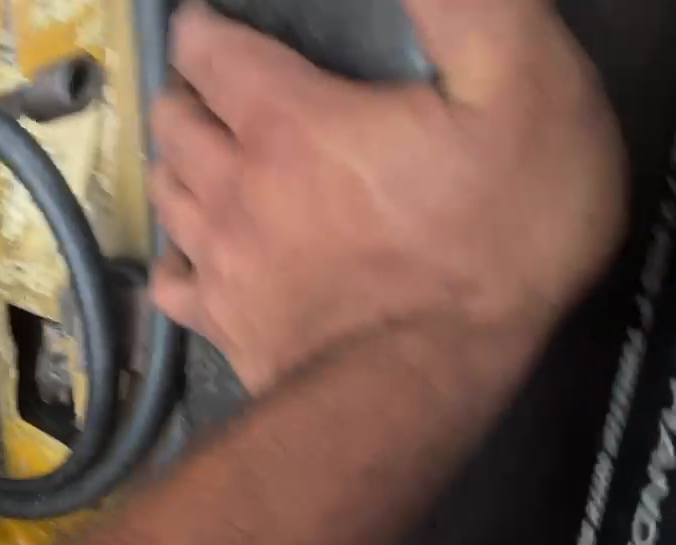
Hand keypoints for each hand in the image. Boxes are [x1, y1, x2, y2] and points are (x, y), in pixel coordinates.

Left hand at [148, 0, 625, 394]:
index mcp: (291, 127)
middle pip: (177, 132)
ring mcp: (211, 257)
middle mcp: (229, 189)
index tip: (188, 26)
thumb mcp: (521, 91)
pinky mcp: (210, 315)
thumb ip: (467, 14)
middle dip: (176, 101)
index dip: (200, 37)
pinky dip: (169, 258)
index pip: (222, 63)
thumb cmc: (483, 233)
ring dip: (167, 166)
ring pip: (164, 197)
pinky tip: (180, 254)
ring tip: (177, 153)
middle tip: (183, 91)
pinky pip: (168, 280)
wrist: (411, 369)